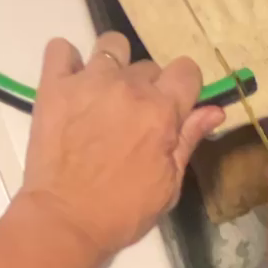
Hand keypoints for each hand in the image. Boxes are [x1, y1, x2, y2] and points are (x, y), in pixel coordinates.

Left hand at [18, 32, 226, 256]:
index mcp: (161, 111)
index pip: (187, 70)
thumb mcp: (168, 186)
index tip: (174, 111)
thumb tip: (214, 110)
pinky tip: (71, 86)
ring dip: (113, 66)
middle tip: (133, 120)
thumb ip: (188, 141)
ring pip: (111, 45)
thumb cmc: (122, 213)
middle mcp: (128, 87)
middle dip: (147, 89)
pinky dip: (68, 62)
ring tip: (104, 95)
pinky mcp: (53, 86)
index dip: (184, 90)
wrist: (65, 222)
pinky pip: (61, 48)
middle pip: (149, 65)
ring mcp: (88, 82)